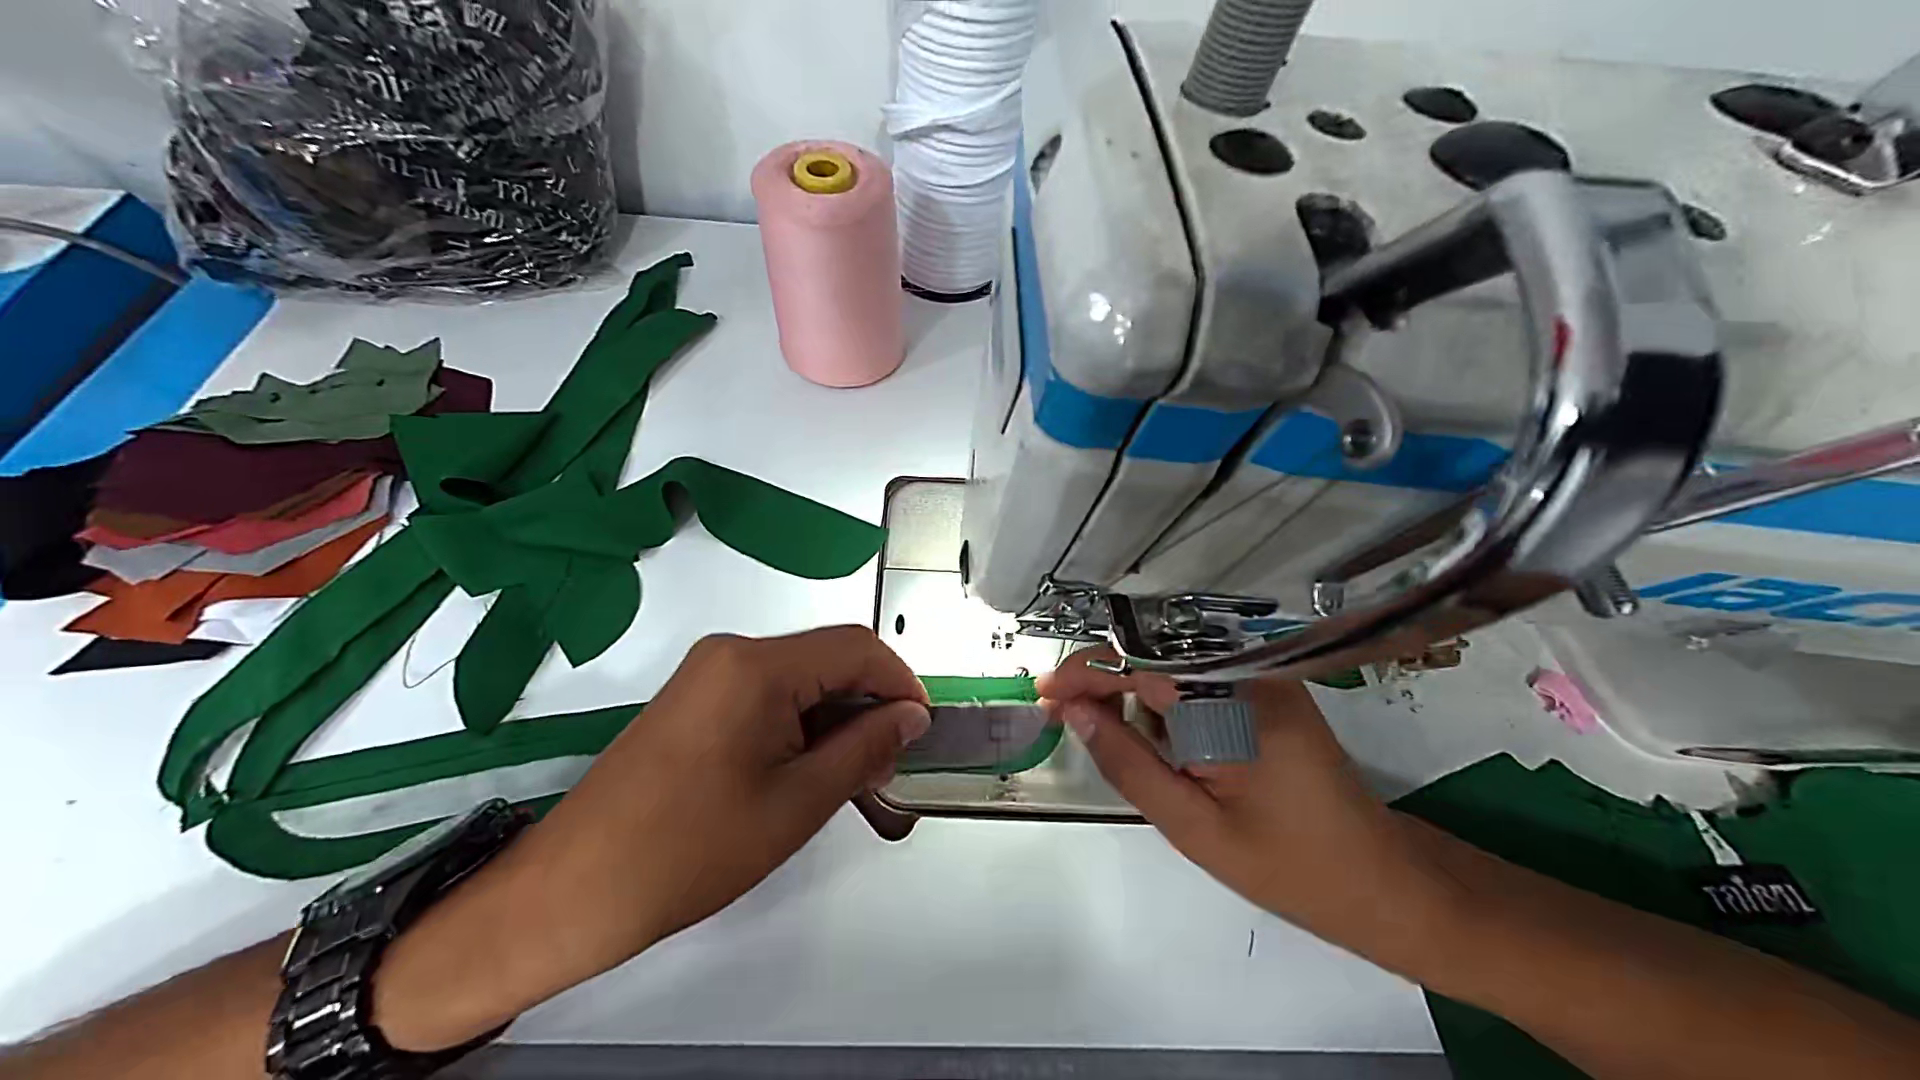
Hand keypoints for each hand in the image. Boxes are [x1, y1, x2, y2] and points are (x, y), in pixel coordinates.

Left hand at [372, 626, 930, 1049]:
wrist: (572, 890)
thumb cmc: (690, 849)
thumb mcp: (797, 802)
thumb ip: (865, 748)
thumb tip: (910, 718)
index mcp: (756, 665)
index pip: (857, 648)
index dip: (901, 684)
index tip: (923, 731)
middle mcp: (731, 653)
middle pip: (827, 658)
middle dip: (869, 704)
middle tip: (889, 763)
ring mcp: (707, 674)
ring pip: (800, 678)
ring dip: (836, 717)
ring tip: (852, 775)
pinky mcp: (694, 699)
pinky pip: (767, 694)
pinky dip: (801, 722)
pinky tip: (807, 768)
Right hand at [1035, 648, 1456, 951]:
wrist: (1383, 881)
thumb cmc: (1289, 863)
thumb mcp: (1192, 824)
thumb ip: (1127, 762)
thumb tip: (1074, 711)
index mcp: (1237, 700)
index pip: (1141, 663)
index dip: (1085, 673)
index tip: (1043, 694)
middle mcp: (1254, 673)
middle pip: (1155, 653)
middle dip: (1103, 679)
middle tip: (1062, 714)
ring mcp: (1266, 679)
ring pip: (1173, 663)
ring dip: (1132, 690)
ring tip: (1102, 728)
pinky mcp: (1268, 692)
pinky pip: (1198, 679)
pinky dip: (1163, 702)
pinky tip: (1153, 736)